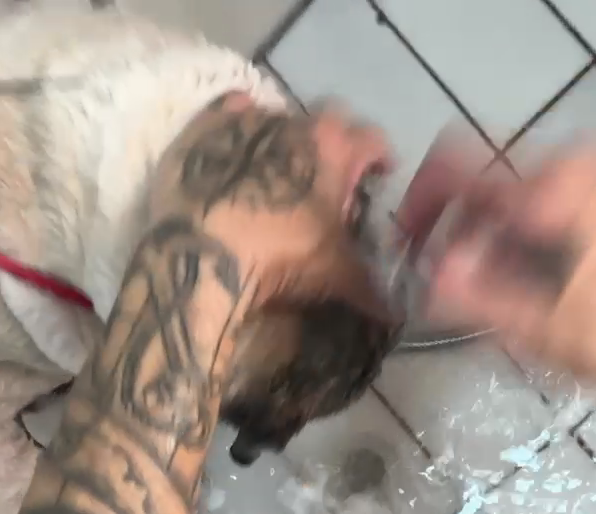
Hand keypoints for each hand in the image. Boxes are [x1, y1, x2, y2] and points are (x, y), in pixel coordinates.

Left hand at [150, 96, 393, 323]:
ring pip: (280, 119)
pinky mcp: (203, 129)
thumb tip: (395, 315)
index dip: (381, 161)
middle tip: (332, 182)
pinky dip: (241, 132)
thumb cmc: (280, 257)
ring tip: (283, 177)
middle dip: (336, 148)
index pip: (374, 141)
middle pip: (329, 124)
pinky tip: (240, 158)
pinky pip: (231, 116)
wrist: (200, 256)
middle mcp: (295, 119)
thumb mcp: (334, 276)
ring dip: (288, 142)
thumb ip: (369, 288)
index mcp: (335, 147)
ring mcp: (246, 119)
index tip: (380, 177)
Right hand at [419, 143, 595, 392]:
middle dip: (468, 223)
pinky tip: (547, 260)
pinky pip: (568, 183)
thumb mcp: (538, 327)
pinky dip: (542, 215)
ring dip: (504, 223)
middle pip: (498, 173)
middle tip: (463, 277)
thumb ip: (473, 295)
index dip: (423, 201)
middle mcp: (591, 157)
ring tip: (508, 277)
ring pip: (533, 178)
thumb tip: (423, 274)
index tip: (412, 243)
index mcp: (559, 187)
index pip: (462, 164)